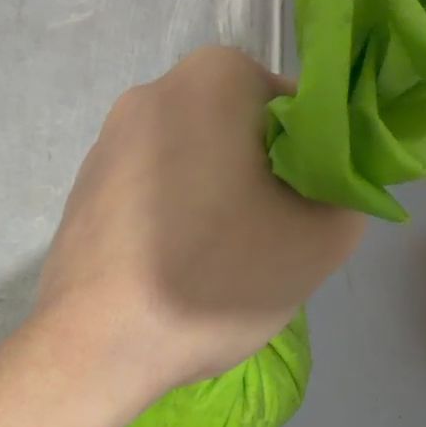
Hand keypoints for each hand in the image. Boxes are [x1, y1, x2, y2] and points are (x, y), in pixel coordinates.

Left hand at [30, 46, 364, 394]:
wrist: (93, 350)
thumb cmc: (213, 282)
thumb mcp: (323, 235)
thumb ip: (348, 183)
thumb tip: (321, 177)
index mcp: (213, 76)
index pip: (298, 110)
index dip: (314, 166)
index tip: (301, 220)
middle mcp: (147, 98)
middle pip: (235, 140)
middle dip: (255, 187)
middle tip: (258, 252)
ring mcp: (102, 152)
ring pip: (188, 175)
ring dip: (208, 214)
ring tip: (206, 274)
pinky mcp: (77, 203)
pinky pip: (144, 207)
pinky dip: (165, 234)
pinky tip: (165, 280)